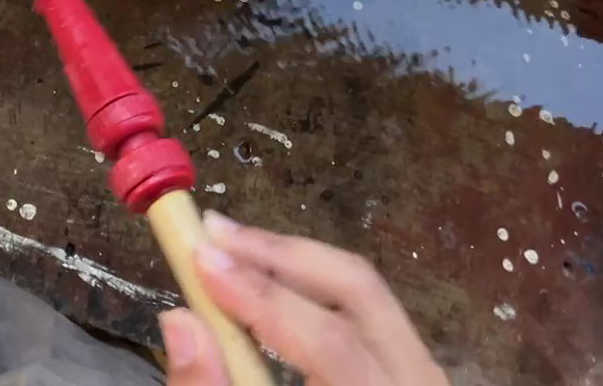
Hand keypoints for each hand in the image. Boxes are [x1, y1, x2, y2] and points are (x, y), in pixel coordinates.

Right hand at [161, 212, 446, 385]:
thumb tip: (180, 322)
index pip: (335, 347)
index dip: (263, 295)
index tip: (199, 257)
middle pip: (361, 295)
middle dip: (278, 254)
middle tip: (209, 232)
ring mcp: (422, 385)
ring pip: (366, 296)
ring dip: (290, 261)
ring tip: (228, 247)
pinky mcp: (408, 379)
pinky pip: (363, 314)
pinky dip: (307, 286)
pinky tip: (263, 283)